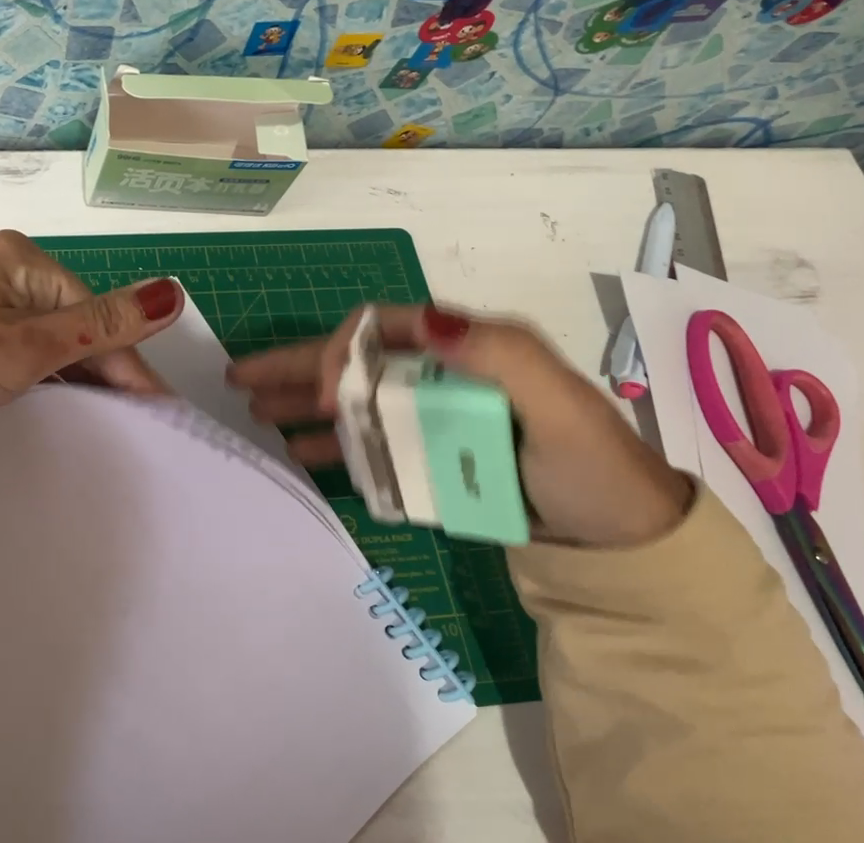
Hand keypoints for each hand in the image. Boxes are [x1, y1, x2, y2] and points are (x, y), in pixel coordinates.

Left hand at [0, 230, 184, 426]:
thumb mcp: (27, 349)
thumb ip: (101, 325)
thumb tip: (173, 292)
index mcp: (20, 258)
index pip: (93, 309)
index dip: (125, 361)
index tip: (157, 410)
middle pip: (70, 317)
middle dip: (100, 366)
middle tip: (132, 420)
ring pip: (43, 333)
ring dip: (69, 371)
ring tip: (100, 417)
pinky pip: (14, 341)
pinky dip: (35, 370)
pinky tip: (50, 399)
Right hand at [227, 305, 692, 547]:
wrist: (622, 543)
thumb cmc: (590, 467)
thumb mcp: (559, 407)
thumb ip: (498, 356)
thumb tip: (422, 320)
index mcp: (466, 347)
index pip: (382, 329)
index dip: (341, 349)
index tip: (322, 392)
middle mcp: (440, 373)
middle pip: (354, 361)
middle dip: (295, 366)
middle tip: (241, 378)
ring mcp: (431, 416)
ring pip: (353, 399)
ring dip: (301, 401)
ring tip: (254, 412)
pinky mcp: (429, 456)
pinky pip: (368, 441)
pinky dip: (330, 443)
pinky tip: (296, 451)